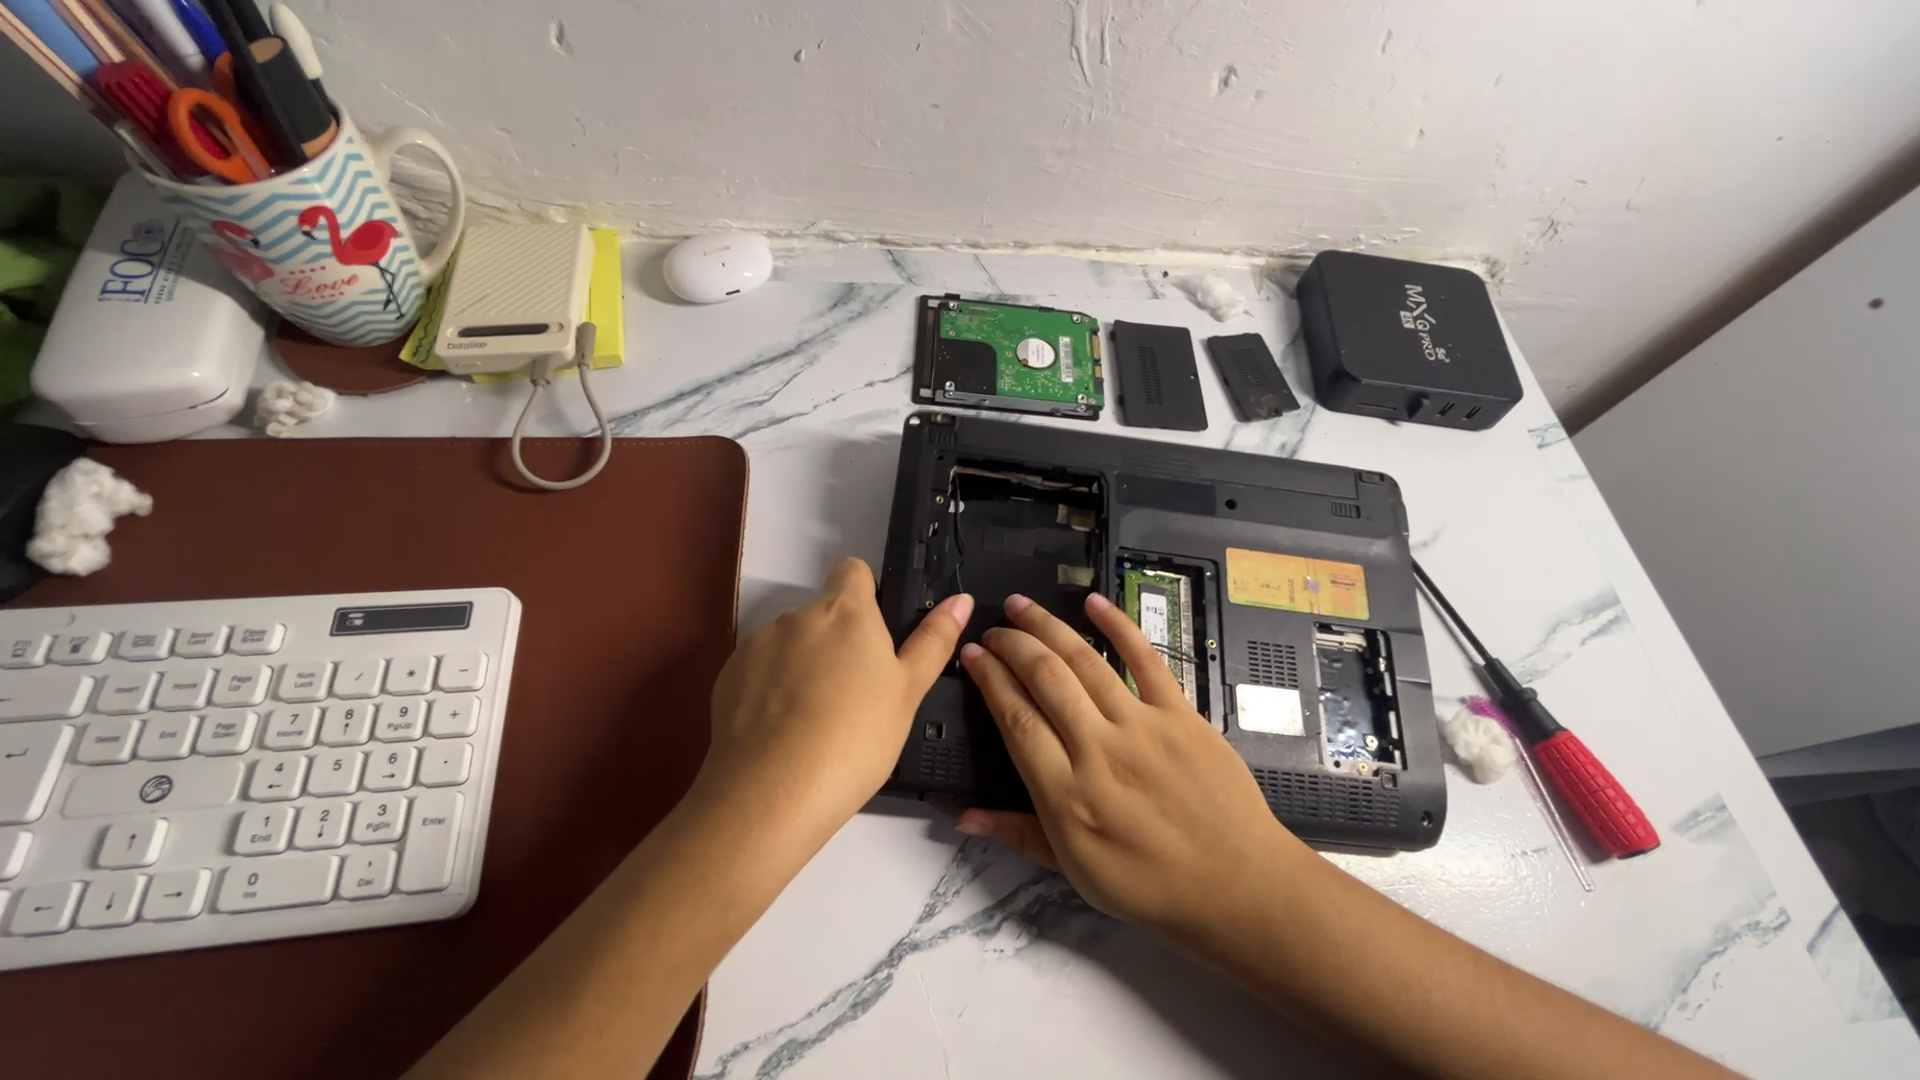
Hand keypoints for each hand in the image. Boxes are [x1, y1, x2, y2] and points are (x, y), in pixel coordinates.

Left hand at [700, 558, 971, 829]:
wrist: (770, 794)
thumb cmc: (855, 741)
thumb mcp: (908, 693)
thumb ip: (932, 640)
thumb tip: (959, 599)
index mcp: (845, 611)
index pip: (853, 570)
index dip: (867, 593)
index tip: (876, 635)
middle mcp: (797, 615)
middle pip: (822, 611)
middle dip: (836, 638)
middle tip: (854, 692)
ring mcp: (758, 644)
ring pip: (789, 642)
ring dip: (803, 663)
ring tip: (815, 718)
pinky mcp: (728, 676)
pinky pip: (759, 670)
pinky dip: (771, 688)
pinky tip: (782, 730)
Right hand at [956, 593, 1302, 936]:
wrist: (1238, 886)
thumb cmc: (1151, 885)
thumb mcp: (1075, 872)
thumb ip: (1018, 834)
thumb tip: (963, 816)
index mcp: (1067, 796)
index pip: (1016, 719)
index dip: (989, 679)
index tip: (971, 656)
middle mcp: (1100, 752)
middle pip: (1045, 680)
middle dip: (1011, 645)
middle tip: (992, 630)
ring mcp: (1143, 728)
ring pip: (1085, 662)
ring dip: (1048, 627)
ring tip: (1021, 606)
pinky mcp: (1182, 716)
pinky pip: (1146, 660)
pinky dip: (1118, 626)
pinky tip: (1094, 602)